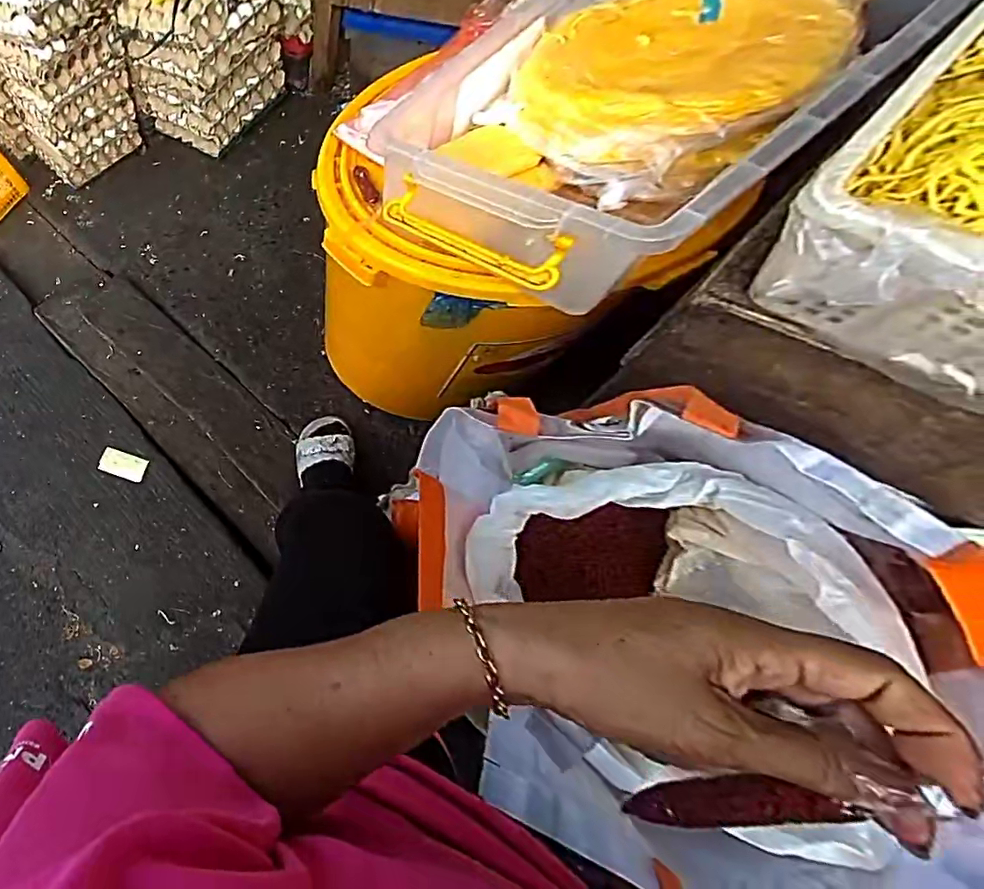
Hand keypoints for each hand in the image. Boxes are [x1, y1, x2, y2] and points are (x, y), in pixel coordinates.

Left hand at [485, 598, 982, 841]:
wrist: (514, 651)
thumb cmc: (608, 683)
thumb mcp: (717, 733)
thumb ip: (813, 761)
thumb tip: (904, 789)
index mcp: (752, 637)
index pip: (876, 676)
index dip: (936, 737)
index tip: (963, 804)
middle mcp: (729, 631)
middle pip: (838, 685)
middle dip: (886, 751)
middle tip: (907, 823)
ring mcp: (693, 641)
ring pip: (790, 692)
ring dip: (831, 745)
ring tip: (856, 805)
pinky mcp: (665, 655)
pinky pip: (744, 692)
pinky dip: (776, 730)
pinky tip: (782, 767)